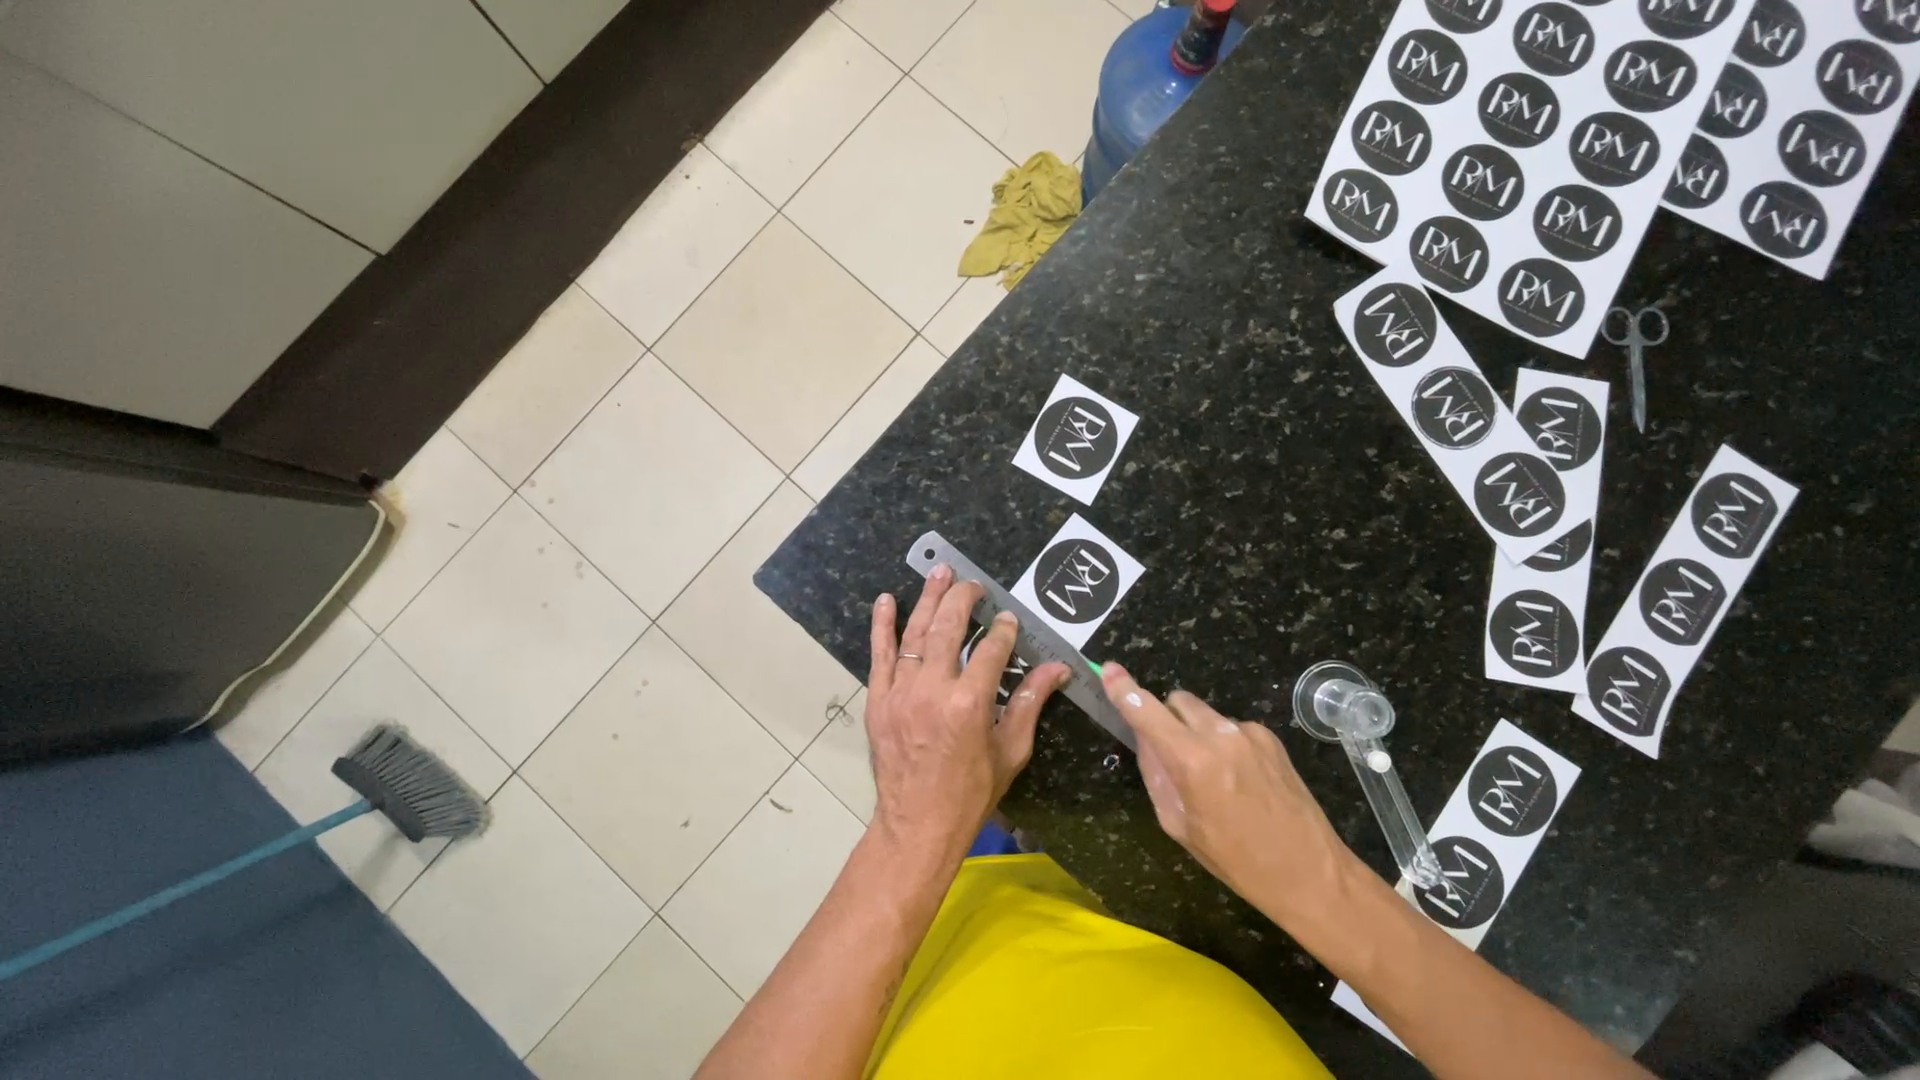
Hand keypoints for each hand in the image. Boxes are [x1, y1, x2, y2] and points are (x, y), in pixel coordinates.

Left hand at [865, 564, 1069, 858]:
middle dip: (963, 599)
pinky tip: (886, 601)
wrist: (917, 825)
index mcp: (970, 703)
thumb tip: (1058, 668)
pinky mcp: (878, 700)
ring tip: (938, 573)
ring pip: (914, 634)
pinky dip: (882, 626)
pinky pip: (879, 655)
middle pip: (948, 628)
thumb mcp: (1010, 750)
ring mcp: (900, 692)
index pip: (991, 649)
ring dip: (927, 600)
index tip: (1009, 619)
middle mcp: (932, 689)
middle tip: (973, 584)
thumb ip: (1029, 702)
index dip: (1003, 631)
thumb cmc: (971, 793)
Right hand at [1100, 664, 1365, 932]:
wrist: (1308, 870)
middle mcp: (1220, 735)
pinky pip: (1232, 728)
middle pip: (1177, 702)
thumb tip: (1145, 741)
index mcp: (1192, 760)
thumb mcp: (1179, 826)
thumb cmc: (1236, 859)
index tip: (1109, 670)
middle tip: (1172, 755)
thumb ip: (1156, 775)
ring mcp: (1249, 733)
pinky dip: (1224, 744)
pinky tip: (1241, 780)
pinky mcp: (1271, 738)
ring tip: (1215, 779)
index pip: (1147, 711)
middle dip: (1167, 719)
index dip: (1124, 689)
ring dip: (1197, 733)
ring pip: (1205, 716)